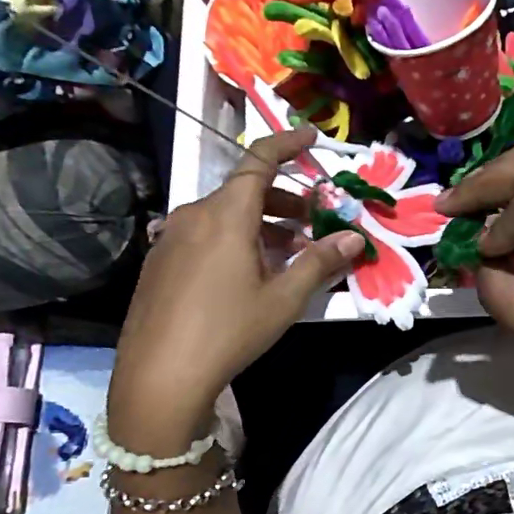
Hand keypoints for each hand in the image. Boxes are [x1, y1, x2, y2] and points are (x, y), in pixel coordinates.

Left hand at [108, 129, 364, 452]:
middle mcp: (194, 215)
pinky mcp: (160, 262)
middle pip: (244, 192)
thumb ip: (319, 262)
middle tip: (314, 222)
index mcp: (225, 215)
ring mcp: (172, 238)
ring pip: (225, 216)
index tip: (312, 138)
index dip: (287, 144)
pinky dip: (235, 240)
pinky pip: (205, 236)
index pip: (258, 161)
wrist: (159, 374)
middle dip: (285, 201)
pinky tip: (249, 274)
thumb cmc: (229, 331)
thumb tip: (354, 238)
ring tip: (289, 254)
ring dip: (262, 225)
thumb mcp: (284, 298)